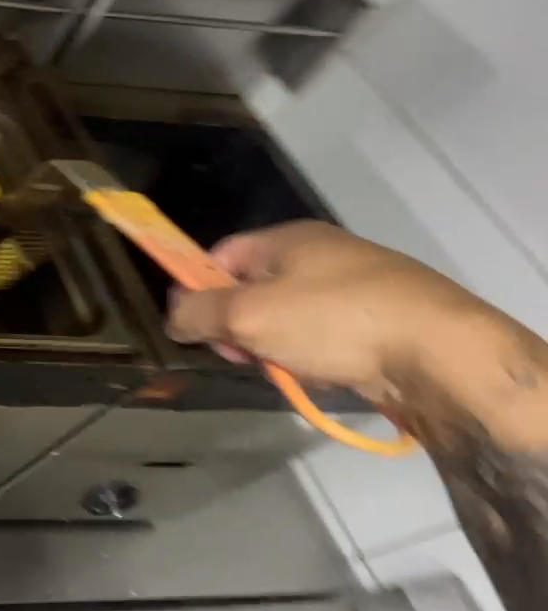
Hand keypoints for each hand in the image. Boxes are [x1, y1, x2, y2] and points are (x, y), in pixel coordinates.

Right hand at [165, 221, 499, 401]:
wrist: (437, 354)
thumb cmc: (330, 321)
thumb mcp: (243, 315)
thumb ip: (193, 312)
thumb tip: (174, 317)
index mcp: (287, 239)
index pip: (216, 257)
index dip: (196, 290)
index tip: (196, 325)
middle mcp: (319, 255)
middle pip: (245, 291)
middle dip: (234, 326)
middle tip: (242, 351)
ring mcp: (349, 287)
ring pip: (277, 319)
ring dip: (267, 346)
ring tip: (283, 365)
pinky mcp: (371, 319)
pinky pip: (314, 337)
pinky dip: (303, 356)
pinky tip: (313, 371)